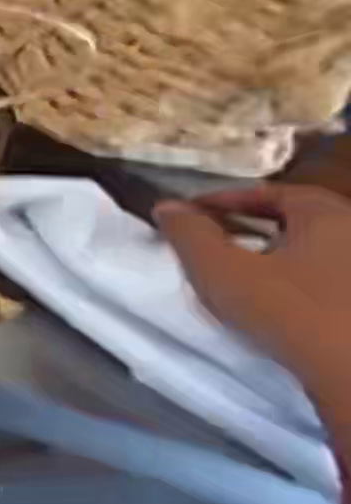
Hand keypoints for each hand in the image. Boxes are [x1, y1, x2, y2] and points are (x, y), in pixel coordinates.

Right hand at [154, 186, 350, 386]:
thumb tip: (170, 207)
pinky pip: (340, 280)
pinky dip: (316, 281)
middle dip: (264, 223)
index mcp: (334, 221)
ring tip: (253, 271)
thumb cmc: (287, 310)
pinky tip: (292, 300)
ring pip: (331, 253)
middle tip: (223, 236)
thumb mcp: (216, 267)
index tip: (197, 210)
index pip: (282, 193)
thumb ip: (187, 231)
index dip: (233, 197)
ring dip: (291, 253)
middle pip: (312, 221)